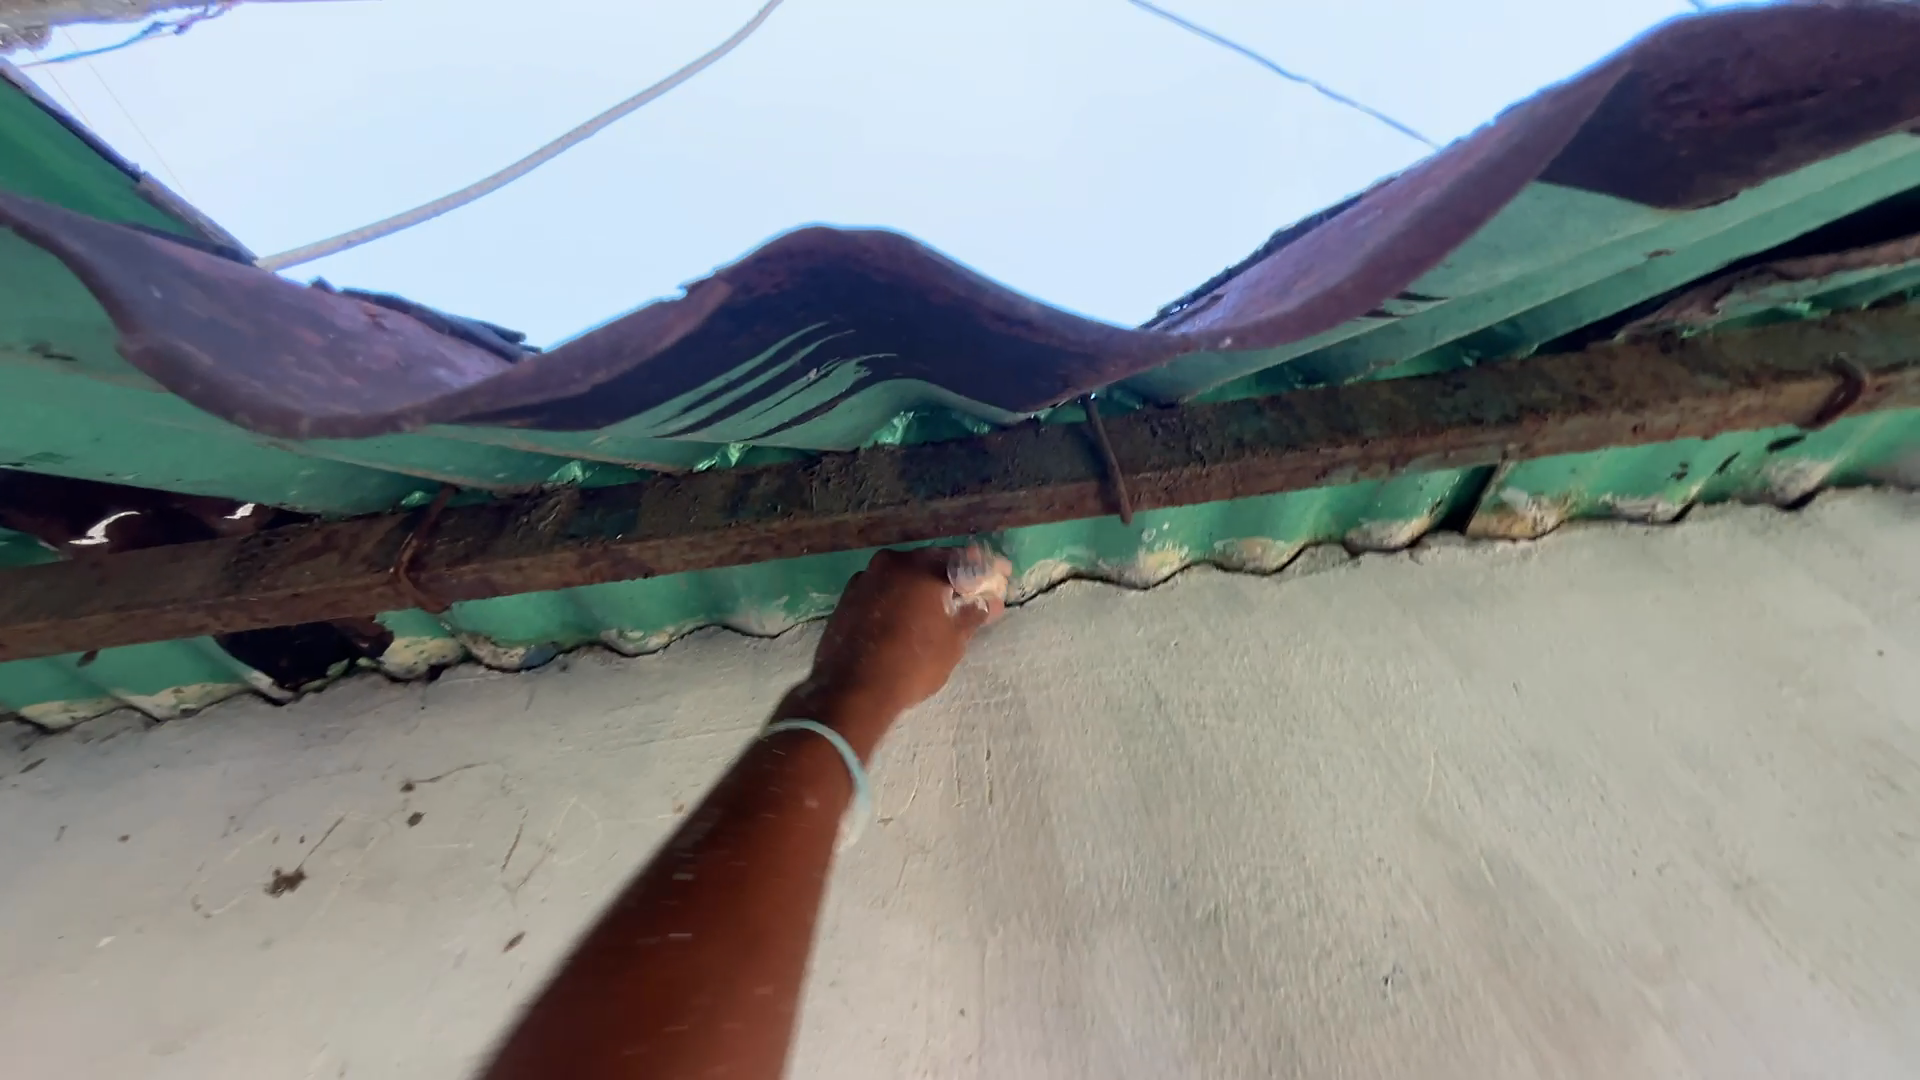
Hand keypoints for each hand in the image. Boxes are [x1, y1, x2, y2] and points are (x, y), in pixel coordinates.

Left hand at [796, 545, 1009, 736]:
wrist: (851, 689)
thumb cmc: (912, 664)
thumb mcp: (953, 641)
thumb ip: (974, 614)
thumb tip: (992, 602)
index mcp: (924, 567)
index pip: (966, 559)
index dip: (988, 568)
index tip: (1002, 576)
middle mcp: (894, 563)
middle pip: (934, 561)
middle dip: (957, 574)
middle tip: (975, 589)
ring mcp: (867, 577)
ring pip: (906, 573)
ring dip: (927, 583)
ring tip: (944, 602)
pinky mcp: (849, 595)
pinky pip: (885, 587)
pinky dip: (902, 594)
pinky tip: (911, 611)